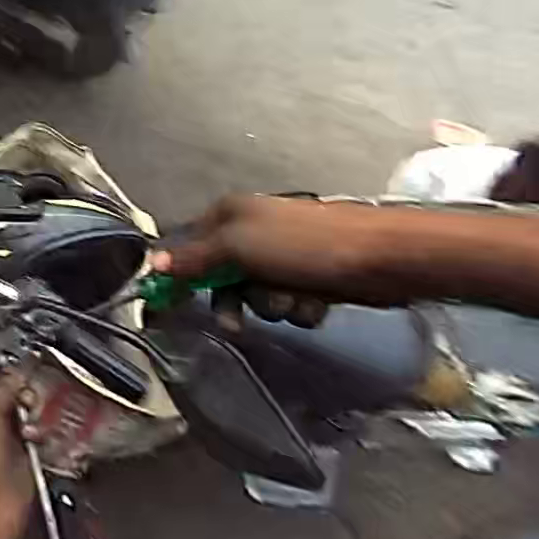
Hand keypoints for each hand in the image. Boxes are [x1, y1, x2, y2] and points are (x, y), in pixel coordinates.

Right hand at [154, 195, 398, 327]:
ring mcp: (282, 252)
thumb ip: (194, 258)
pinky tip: (315, 305)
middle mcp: (250, 230)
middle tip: (235, 324)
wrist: (386, 257)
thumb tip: (152, 263)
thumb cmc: (303, 247)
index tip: (173, 300)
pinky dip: (299, 306)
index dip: (179, 272)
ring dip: (271, 304)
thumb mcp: (237, 248)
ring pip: (256, 290)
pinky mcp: (311, 274)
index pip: (186, 243)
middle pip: (221, 272)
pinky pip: (289, 297)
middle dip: (232, 298)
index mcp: (227, 214)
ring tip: (293, 303)